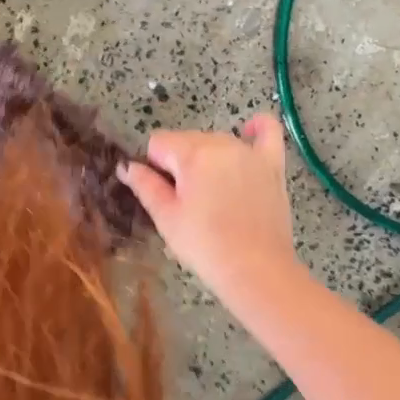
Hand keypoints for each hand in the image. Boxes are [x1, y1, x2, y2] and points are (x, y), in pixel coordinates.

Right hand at [117, 112, 305, 298]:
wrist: (257, 271)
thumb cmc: (205, 246)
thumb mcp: (166, 218)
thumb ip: (144, 185)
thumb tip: (126, 166)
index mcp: (192, 154)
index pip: (158, 143)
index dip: (154, 166)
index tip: (164, 193)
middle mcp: (221, 143)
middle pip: (186, 139)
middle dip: (180, 162)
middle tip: (186, 201)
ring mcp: (249, 153)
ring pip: (215, 140)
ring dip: (207, 157)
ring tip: (212, 193)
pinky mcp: (272, 165)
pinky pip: (268, 132)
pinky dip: (258, 128)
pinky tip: (249, 130)